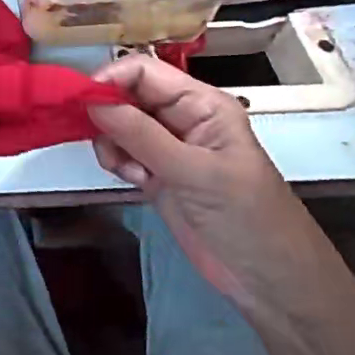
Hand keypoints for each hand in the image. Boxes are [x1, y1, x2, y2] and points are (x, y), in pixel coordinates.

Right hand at [89, 54, 333, 312]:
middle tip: (102, 142)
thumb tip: (94, 102)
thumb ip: (143, 136)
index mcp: (201, 103)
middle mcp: (183, 118)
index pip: (146, 72)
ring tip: (127, 170)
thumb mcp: (196, 173)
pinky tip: (135, 181)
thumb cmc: (247, 218)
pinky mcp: (159, 176)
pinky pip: (125, 154)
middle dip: (108, 113)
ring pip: (122, 126)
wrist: (271, 282)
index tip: (83, 101)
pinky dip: (119, 163)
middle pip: (129, 96)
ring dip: (113, 143)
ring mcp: (170, 148)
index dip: (112, 79)